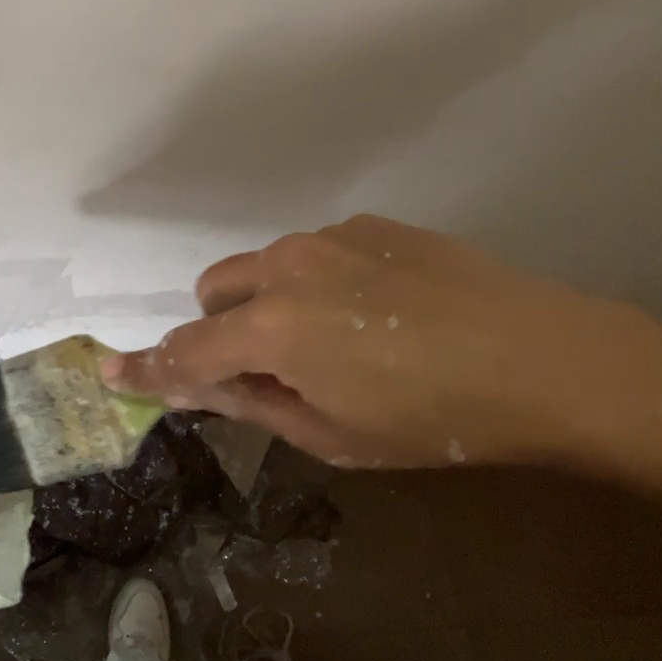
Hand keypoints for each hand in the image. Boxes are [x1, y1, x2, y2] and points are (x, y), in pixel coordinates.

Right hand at [103, 214, 661, 469]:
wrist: (549, 359)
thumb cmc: (437, 419)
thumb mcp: (337, 434)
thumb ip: (254, 402)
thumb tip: (195, 386)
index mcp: (272, 327)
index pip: (190, 350)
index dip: (151, 366)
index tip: (112, 369)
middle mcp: (286, 268)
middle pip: (214, 292)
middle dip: (222, 330)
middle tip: (270, 369)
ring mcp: (328, 238)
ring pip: (262, 268)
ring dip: (269, 303)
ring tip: (336, 339)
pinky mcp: (369, 225)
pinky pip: (314, 253)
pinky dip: (317, 283)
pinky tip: (379, 312)